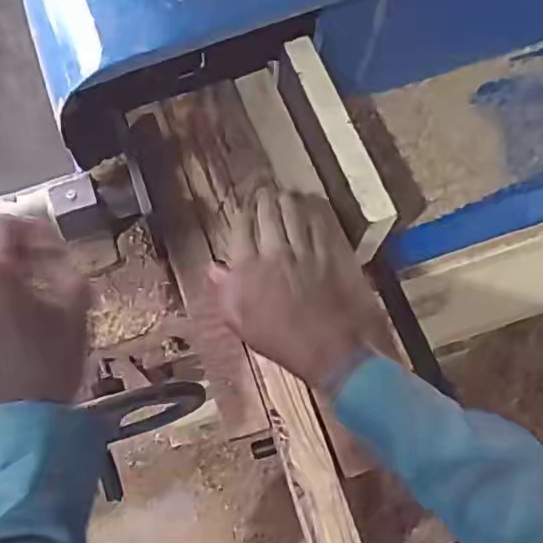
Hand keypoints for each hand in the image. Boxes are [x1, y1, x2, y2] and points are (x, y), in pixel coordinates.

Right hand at [209, 189, 385, 391]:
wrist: (329, 349)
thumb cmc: (280, 342)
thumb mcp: (241, 323)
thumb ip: (225, 292)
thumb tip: (213, 268)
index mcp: (247, 268)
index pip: (240, 228)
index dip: (242, 215)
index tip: (244, 210)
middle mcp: (274, 252)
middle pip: (266, 213)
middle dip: (263, 200)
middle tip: (263, 193)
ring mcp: (304, 250)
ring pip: (293, 213)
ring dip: (287, 201)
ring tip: (284, 195)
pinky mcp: (329, 253)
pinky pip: (319, 224)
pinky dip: (313, 213)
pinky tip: (310, 208)